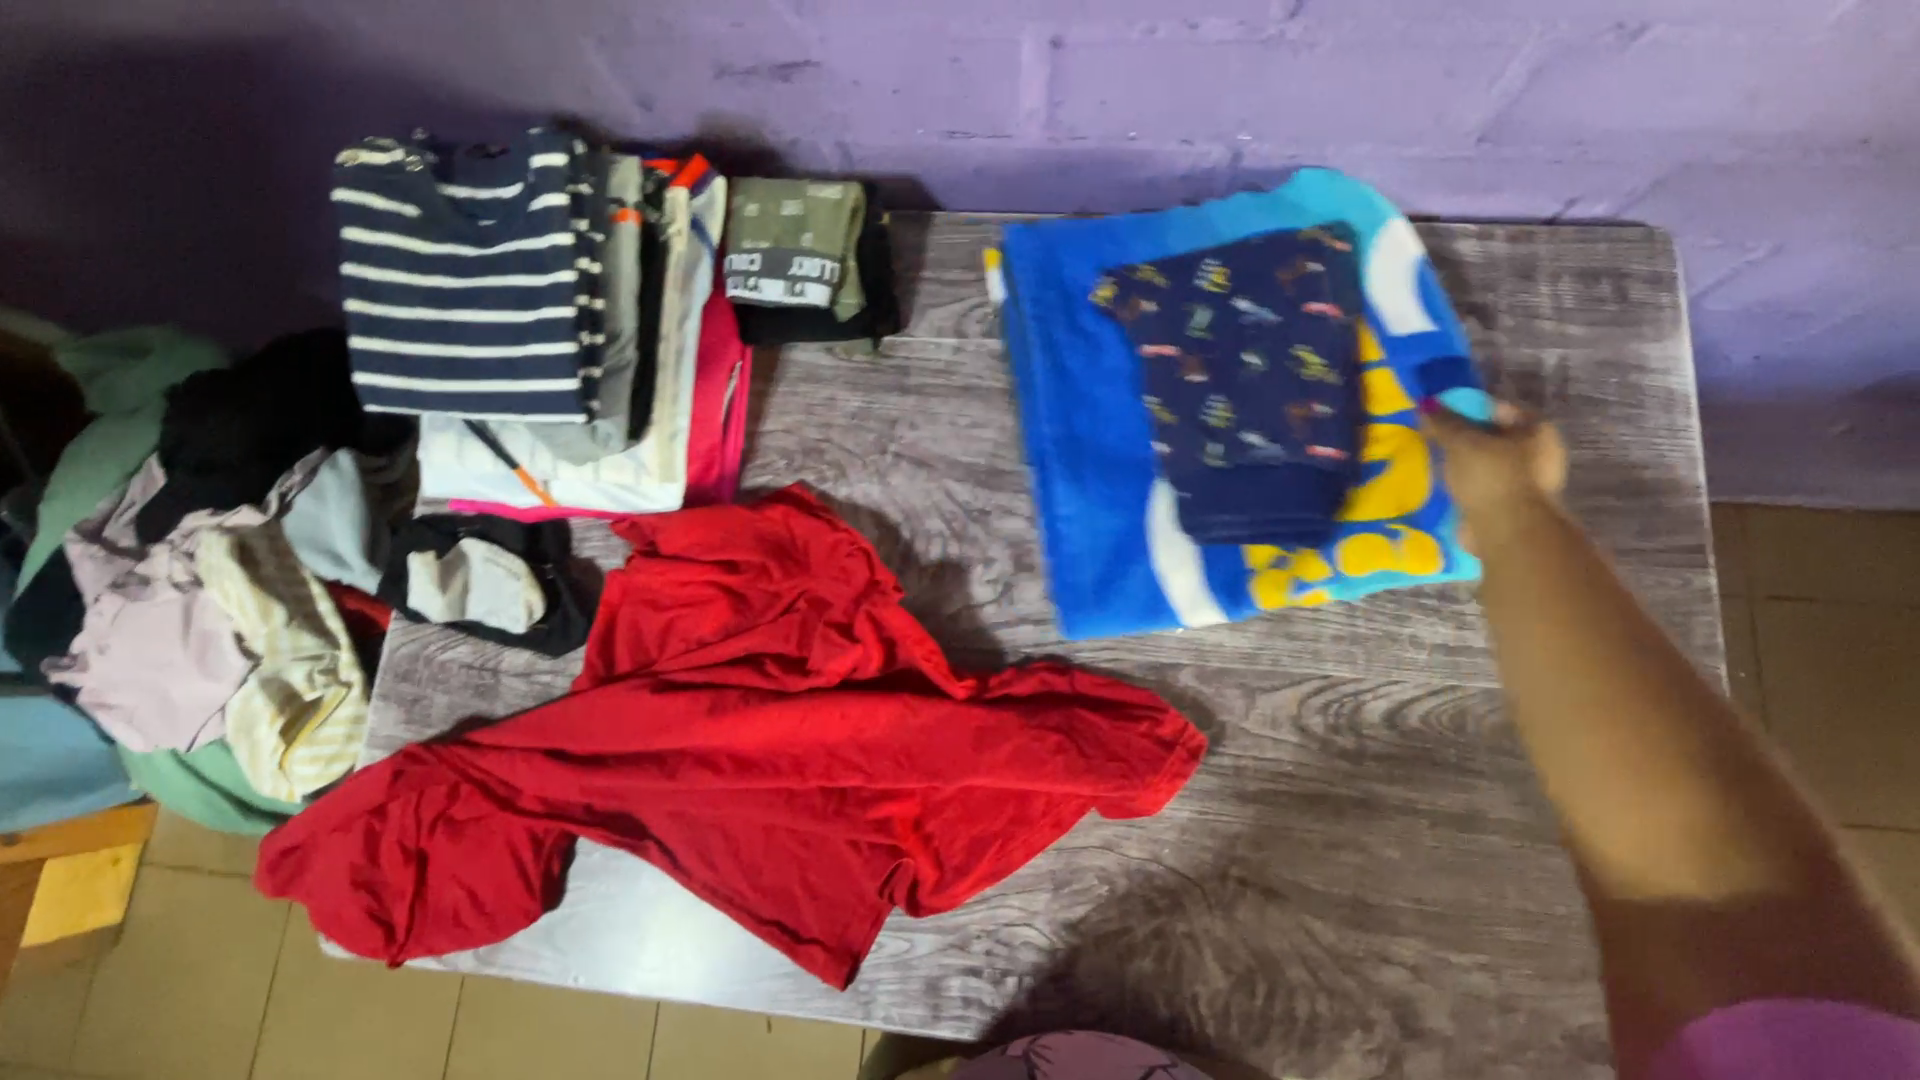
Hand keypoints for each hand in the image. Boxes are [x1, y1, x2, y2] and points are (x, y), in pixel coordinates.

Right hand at [1420, 399, 1566, 553]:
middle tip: (1432, 439)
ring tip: (1433, 463)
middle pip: (1491, 435)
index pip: (1496, 408)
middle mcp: (1538, 452)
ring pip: (1486, 462)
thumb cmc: (1491, 476)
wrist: (1507, 531)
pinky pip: (1483, 485)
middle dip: (1461, 437)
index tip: (1438, 417)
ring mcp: (1527, 480)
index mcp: (1536, 429)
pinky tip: (1444, 486)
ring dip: (1461, 463)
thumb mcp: (1462, 441)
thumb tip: (1425, 405)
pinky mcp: (1511, 504)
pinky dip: (1465, 484)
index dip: (1465, 409)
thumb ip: (1443, 421)